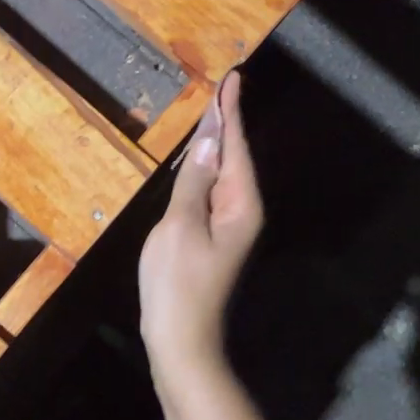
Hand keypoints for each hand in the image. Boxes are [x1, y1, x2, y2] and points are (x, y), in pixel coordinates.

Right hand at [139, 71, 262, 367]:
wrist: (181, 340)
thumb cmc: (178, 283)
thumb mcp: (180, 226)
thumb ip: (193, 181)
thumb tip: (208, 141)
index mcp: (240, 205)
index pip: (235, 147)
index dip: (230, 113)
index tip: (232, 79)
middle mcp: (241, 211)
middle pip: (232, 157)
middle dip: (225, 122)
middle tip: (221, 87)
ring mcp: (229, 226)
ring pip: (221, 173)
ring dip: (215, 143)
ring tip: (211, 111)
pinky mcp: (213, 237)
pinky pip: (211, 191)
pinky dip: (203, 169)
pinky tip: (196, 158)